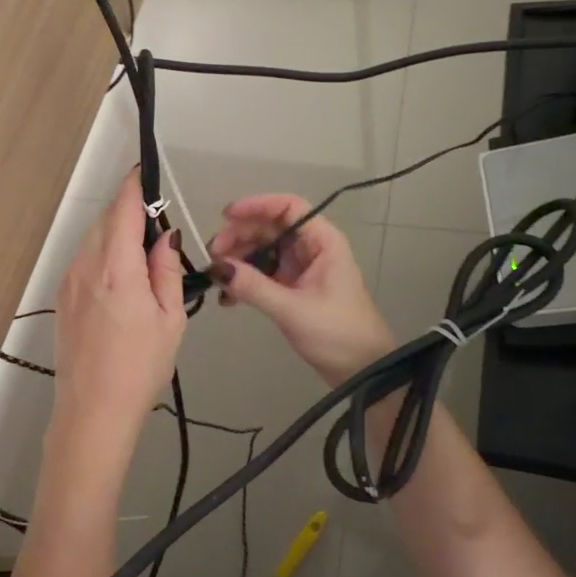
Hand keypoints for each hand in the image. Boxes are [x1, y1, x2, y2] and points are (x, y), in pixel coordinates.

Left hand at [53, 172, 187, 446]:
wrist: (93, 410)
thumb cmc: (139, 368)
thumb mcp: (170, 319)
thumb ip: (167, 270)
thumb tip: (164, 237)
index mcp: (117, 268)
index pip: (124, 209)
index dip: (135, 186)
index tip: (145, 172)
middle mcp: (86, 266)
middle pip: (106, 221)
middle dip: (129, 212)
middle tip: (158, 226)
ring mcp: (68, 281)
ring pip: (93, 239)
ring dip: (116, 235)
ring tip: (143, 256)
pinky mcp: (62, 297)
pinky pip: (84, 260)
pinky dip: (103, 255)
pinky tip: (122, 278)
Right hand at [209, 194, 395, 386]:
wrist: (362, 371)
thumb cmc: (337, 333)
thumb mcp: (292, 309)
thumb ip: (253, 287)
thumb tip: (217, 268)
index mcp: (322, 242)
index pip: (288, 207)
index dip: (257, 205)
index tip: (226, 216)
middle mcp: (311, 249)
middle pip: (269, 227)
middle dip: (240, 236)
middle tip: (213, 255)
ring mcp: (301, 269)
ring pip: (263, 250)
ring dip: (238, 259)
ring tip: (217, 278)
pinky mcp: (293, 288)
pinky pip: (263, 273)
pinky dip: (245, 280)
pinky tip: (228, 298)